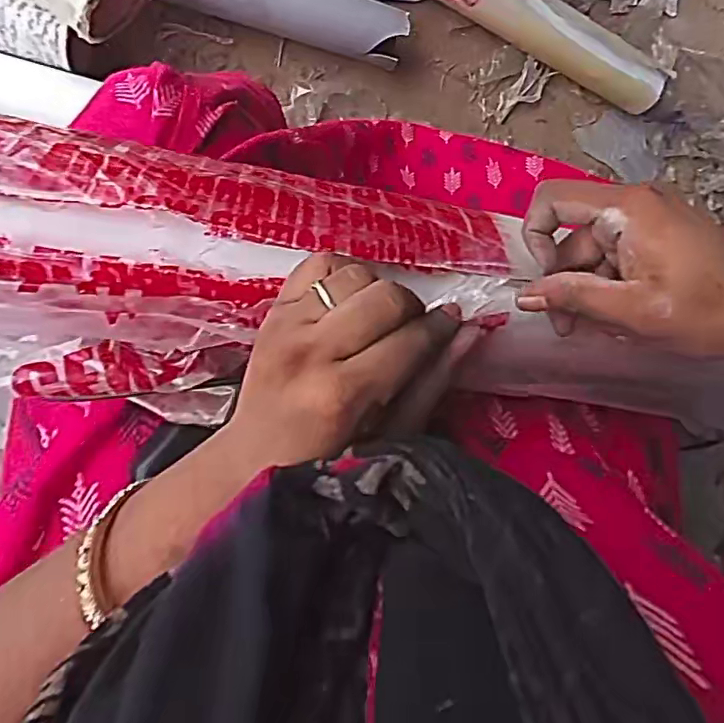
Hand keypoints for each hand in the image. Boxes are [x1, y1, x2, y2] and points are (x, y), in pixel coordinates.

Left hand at [225, 253, 479, 465]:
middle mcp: (310, 351)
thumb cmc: (328, 458)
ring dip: (376, 292)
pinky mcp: (272, 311)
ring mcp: (285, 325)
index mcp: (341, 393)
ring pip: (355, 273)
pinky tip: (347, 301)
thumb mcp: (390, 435)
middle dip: (411, 310)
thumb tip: (469, 331)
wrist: (254, 458)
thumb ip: (432, 382)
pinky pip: (318, 263)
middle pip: (387, 296)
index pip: (411, 338)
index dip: (440, 328)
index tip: (450, 326)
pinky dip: (341, 273)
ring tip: (375, 320)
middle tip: (409, 332)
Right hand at [515, 181, 723, 361]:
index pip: (551, 199)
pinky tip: (627, 316)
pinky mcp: (665, 234)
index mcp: (628, 208)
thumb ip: (574, 297)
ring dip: (591, 288)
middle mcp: (638, 202)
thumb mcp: (633, 311)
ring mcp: (654, 217)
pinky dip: (614, 283)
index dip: (535, 238)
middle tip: (569, 326)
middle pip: (575, 234)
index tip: (545, 281)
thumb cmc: (710, 312)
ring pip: (597, 249)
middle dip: (566, 280)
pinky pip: (621, 253)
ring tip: (605, 328)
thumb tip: (528, 295)